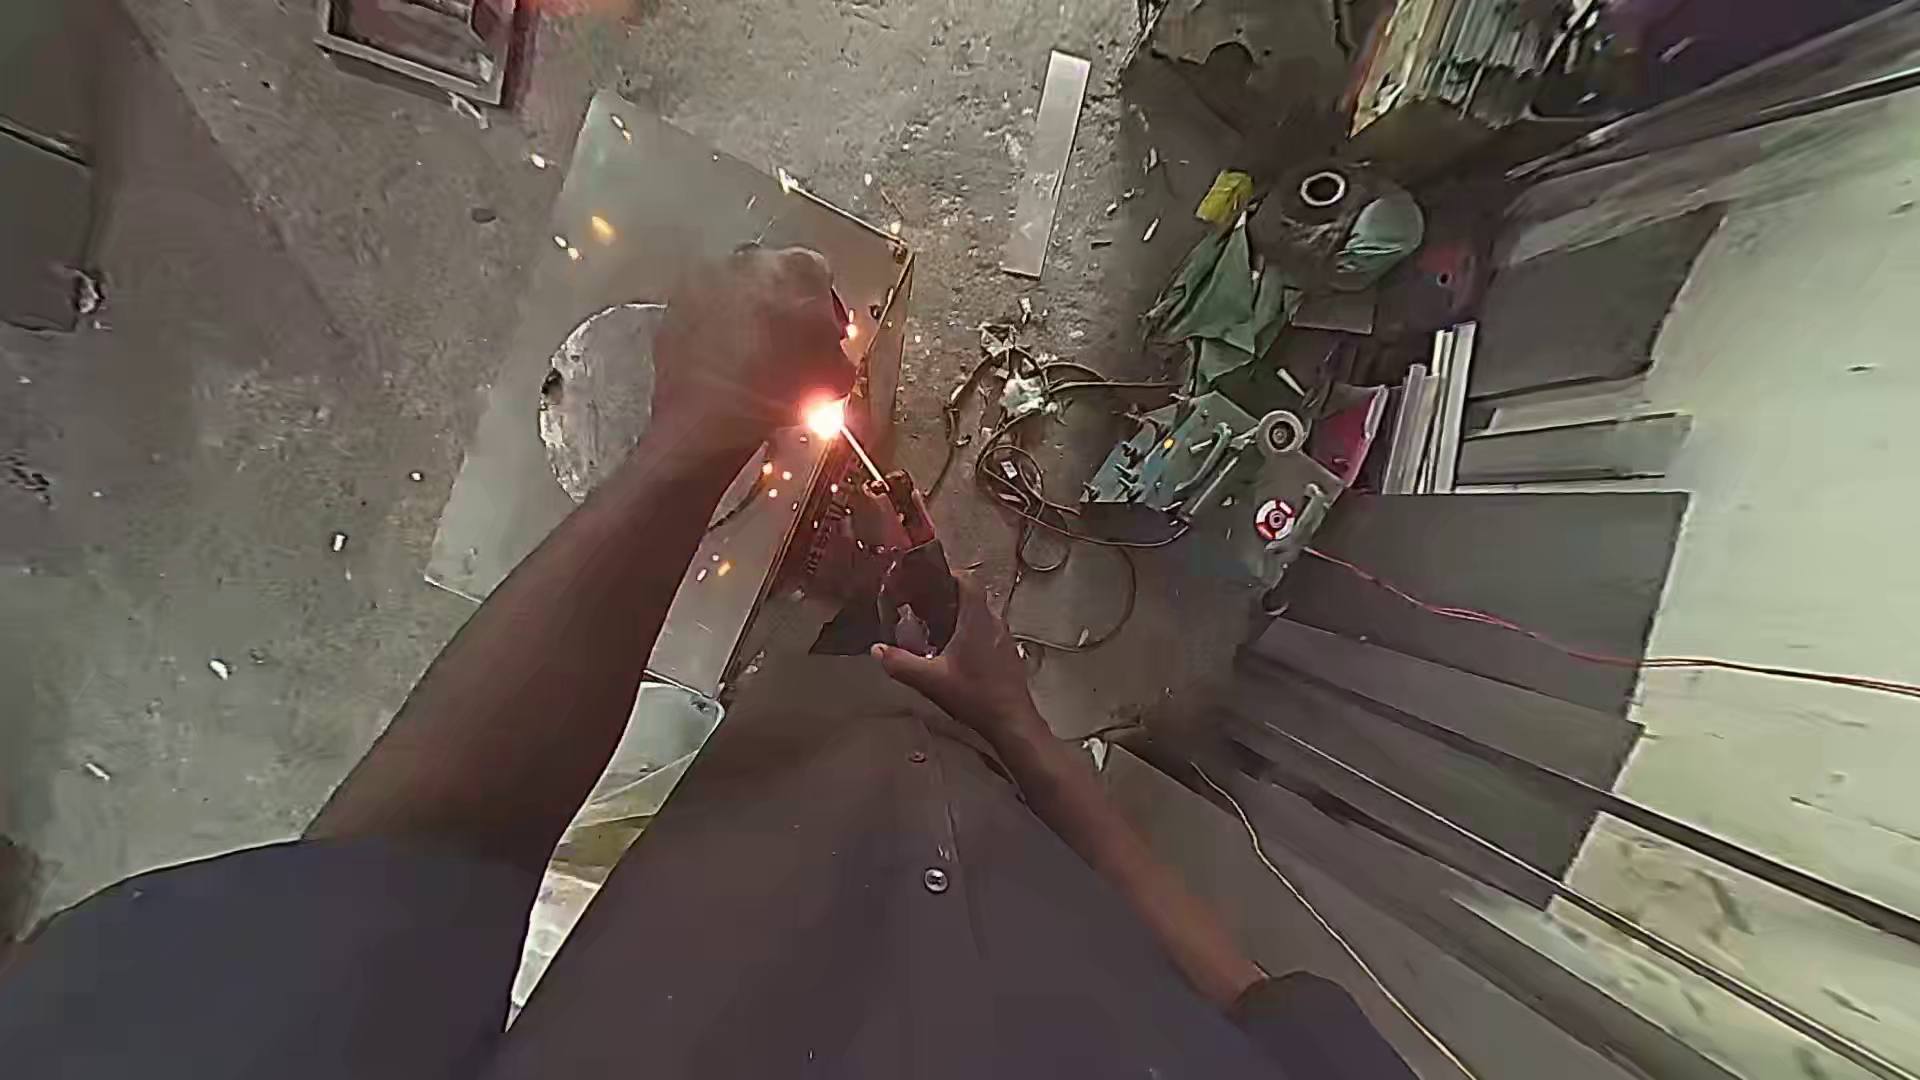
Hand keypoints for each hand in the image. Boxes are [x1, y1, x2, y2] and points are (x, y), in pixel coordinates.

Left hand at [654, 246, 854, 453]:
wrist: (714, 411)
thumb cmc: (774, 388)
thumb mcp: (836, 378)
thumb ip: (839, 355)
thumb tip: (833, 361)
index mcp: (802, 270)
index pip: (823, 279)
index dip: (827, 311)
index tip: (826, 332)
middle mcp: (754, 262)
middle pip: (779, 278)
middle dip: (787, 309)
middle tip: (793, 347)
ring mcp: (710, 278)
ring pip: (741, 291)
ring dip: (751, 317)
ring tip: (760, 361)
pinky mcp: (678, 302)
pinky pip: (707, 311)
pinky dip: (718, 330)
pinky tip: (731, 365)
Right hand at [873, 574, 1045, 741]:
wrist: (1011, 721)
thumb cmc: (975, 695)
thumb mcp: (931, 680)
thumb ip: (901, 663)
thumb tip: (877, 650)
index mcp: (977, 620)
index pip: (968, 581)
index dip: (950, 574)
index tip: (929, 578)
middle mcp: (994, 622)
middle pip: (972, 597)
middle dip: (948, 598)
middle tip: (924, 606)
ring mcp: (1005, 638)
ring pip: (980, 615)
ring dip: (960, 617)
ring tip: (936, 629)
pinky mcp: (1007, 653)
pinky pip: (988, 632)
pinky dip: (971, 633)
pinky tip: (956, 653)